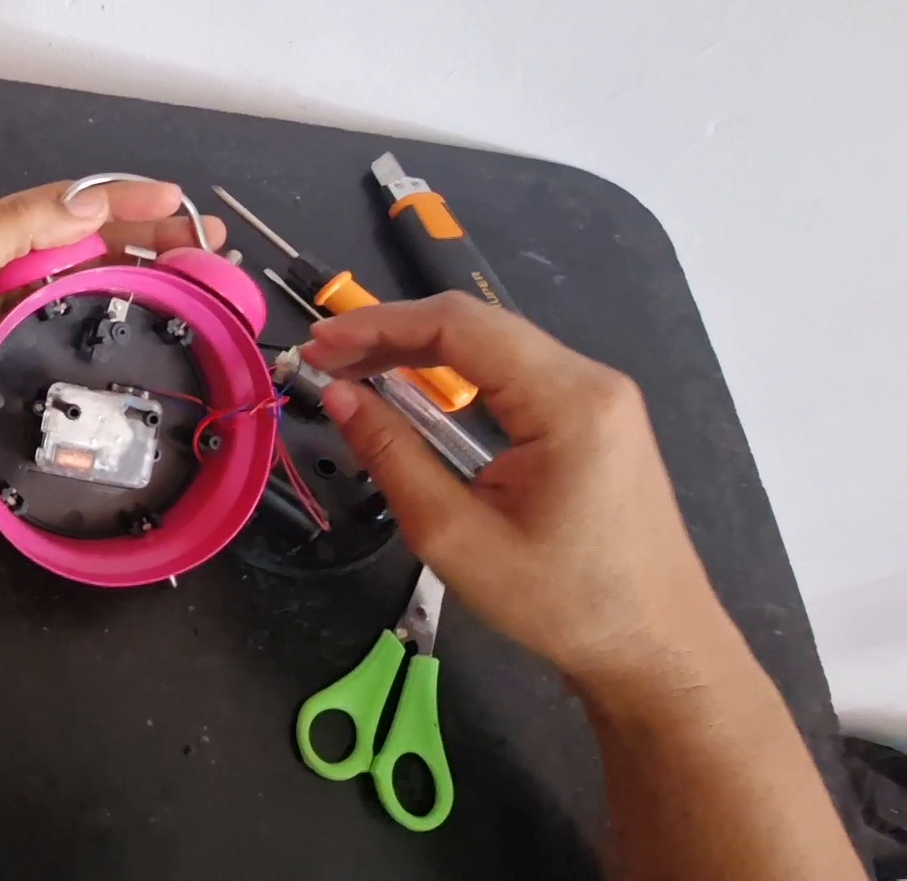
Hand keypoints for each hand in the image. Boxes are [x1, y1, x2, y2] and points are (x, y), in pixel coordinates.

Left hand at [0, 180, 224, 451]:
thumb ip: (16, 226)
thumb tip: (92, 207)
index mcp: (8, 231)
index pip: (78, 203)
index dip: (128, 198)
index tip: (176, 200)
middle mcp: (29, 260)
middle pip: (103, 237)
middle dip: (156, 233)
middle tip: (210, 241)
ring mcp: (40, 302)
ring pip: (108, 276)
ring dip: (155, 271)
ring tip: (203, 276)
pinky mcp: (46, 341)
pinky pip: (97, 317)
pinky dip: (133, 311)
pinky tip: (164, 316)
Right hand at [300, 294, 741, 693]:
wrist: (658, 652)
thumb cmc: (558, 601)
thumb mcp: (451, 532)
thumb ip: (389, 452)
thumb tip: (334, 393)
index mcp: (567, 402)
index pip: (457, 326)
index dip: (376, 324)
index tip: (317, 344)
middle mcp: (588, 381)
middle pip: (470, 323)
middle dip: (385, 331)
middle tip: (321, 357)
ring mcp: (593, 395)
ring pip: (484, 340)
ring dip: (408, 347)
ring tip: (346, 369)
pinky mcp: (586, 414)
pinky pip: (501, 368)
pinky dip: (440, 368)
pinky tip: (399, 386)